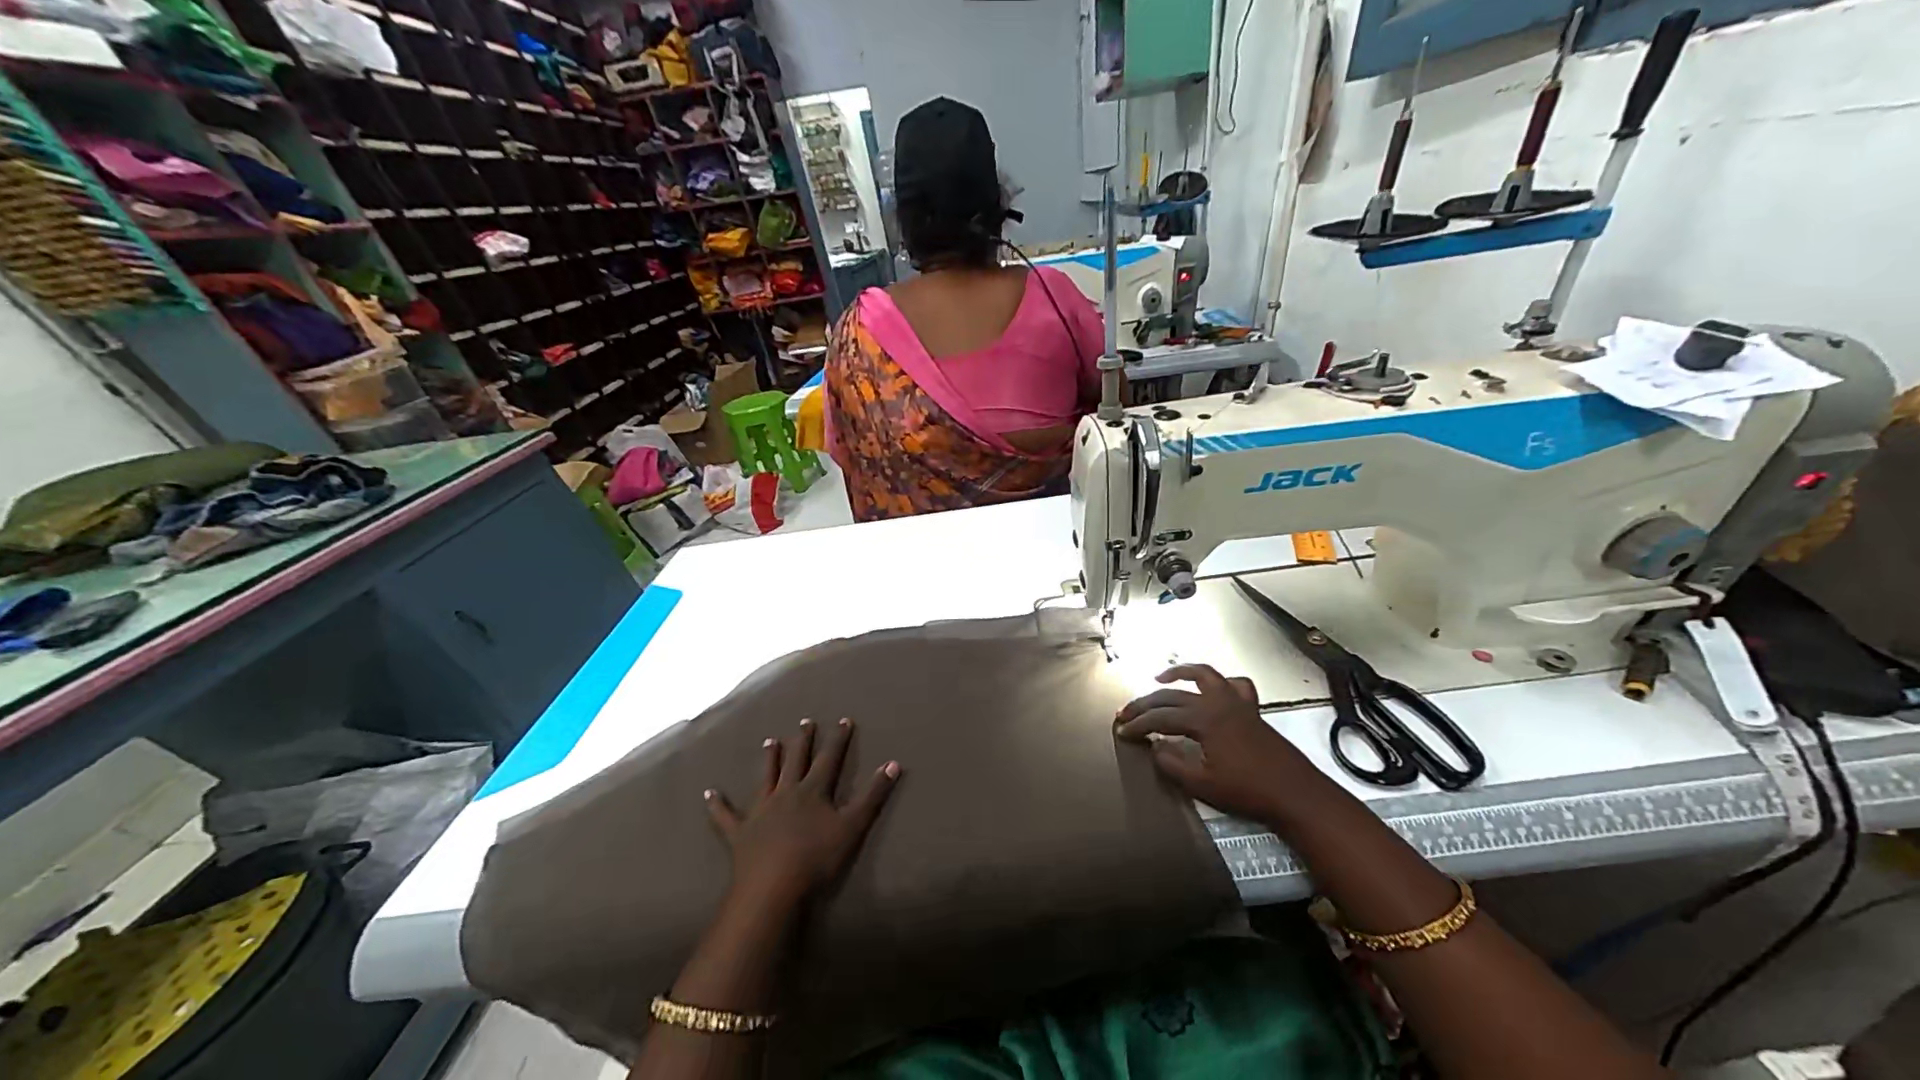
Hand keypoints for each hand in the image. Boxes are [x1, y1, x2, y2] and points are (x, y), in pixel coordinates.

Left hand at [705, 718, 900, 908]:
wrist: (773, 886)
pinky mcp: (740, 832)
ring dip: (769, 759)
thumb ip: (873, 795)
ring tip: (769, 741)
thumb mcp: (853, 826)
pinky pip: (725, 816)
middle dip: (803, 741)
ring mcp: (760, 811)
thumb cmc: (817, 857)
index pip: (829, 759)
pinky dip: (717, 805)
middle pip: (796, 761)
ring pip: (766, 778)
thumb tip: (893, 763)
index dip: (838, 739)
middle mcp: (786, 793)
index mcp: (813, 791)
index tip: (843, 720)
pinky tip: (708, 793)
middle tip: (805, 722)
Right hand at [1115, 664, 1316, 821]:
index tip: (1122, 731)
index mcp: (1204, 719)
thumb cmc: (1248, 791)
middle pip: (1173, 696)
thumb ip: (1173, 764)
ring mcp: (1237, 703)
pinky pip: (1235, 685)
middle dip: (1146, 704)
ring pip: (1204, 675)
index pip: (1161, 717)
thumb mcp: (1202, 784)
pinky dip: (1220, 682)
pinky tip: (1212, 689)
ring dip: (1180, 673)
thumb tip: (1155, 747)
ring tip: (1161, 678)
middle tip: (1127, 713)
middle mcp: (1218, 703)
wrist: (1295, 795)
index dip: (1138, 724)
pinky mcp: (1252, 711)